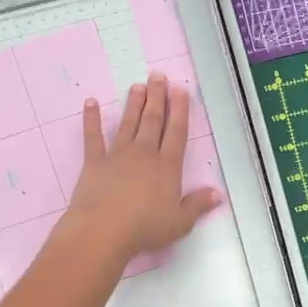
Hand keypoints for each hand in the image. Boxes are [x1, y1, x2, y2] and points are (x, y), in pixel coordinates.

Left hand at [57, 72, 220, 265]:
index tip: (180, 90)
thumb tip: (217, 194)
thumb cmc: (146, 228)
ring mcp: (117, 155)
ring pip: (128, 123)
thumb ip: (197, 205)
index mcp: (167, 167)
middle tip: (158, 76)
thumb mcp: (180, 222)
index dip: (180, 111)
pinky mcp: (94, 163)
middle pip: (152, 121)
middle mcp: (144, 154)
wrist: (104, 230)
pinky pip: (93, 137)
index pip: (176, 133)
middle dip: (157, 98)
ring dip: (133, 104)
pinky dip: (91, 119)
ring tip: (137, 85)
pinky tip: (90, 103)